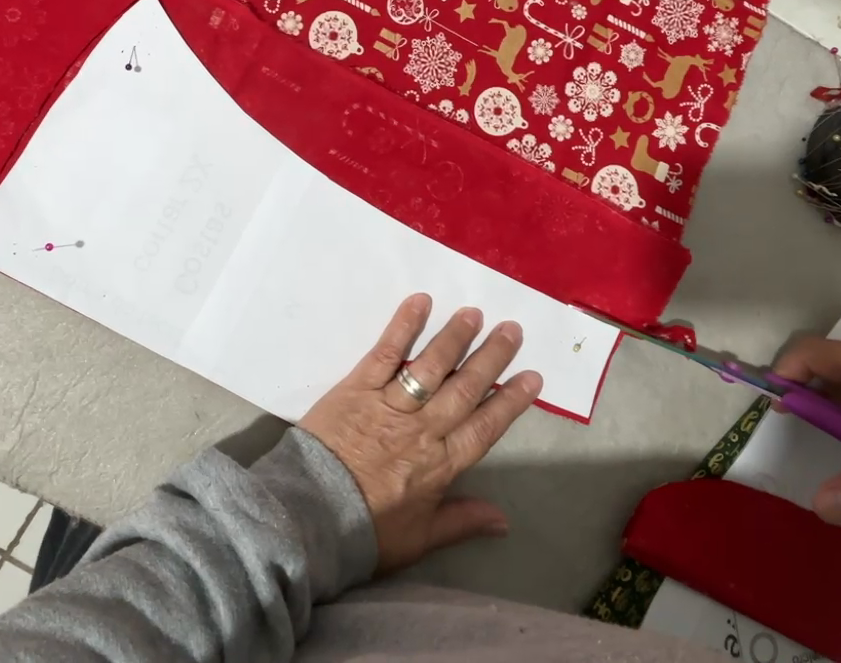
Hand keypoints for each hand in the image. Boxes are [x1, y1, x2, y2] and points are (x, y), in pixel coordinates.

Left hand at [299, 293, 541, 573]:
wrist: (307, 517)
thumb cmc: (364, 532)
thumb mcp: (419, 538)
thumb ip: (461, 522)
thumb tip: (504, 520)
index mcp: (440, 465)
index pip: (484, 426)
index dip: (510, 401)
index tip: (532, 377)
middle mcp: (422, 429)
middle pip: (464, 388)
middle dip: (491, 358)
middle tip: (512, 329)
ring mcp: (390, 404)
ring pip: (431, 366)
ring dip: (454, 337)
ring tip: (473, 313)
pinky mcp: (358, 387)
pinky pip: (386, 352)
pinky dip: (403, 326)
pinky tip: (420, 302)